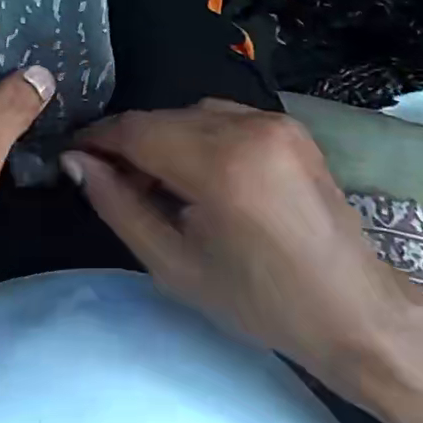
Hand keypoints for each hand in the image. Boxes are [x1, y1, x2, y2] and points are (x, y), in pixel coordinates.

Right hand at [62, 99, 422, 402]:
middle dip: (127, 142)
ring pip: (191, 113)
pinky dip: (197, 136)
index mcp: (220, 165)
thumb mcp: (174, 264)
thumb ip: (119, 205)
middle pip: (162, 117)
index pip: (135, 130)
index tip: (70, 156)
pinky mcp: (291, 125)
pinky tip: (197, 173)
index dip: (95, 139)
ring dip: (162, 138)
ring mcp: (275, 121)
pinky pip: (224, 117)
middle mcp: (249, 126)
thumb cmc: (259, 301)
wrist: (351, 309)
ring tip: (155, 183)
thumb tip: (76, 163)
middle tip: (109, 180)